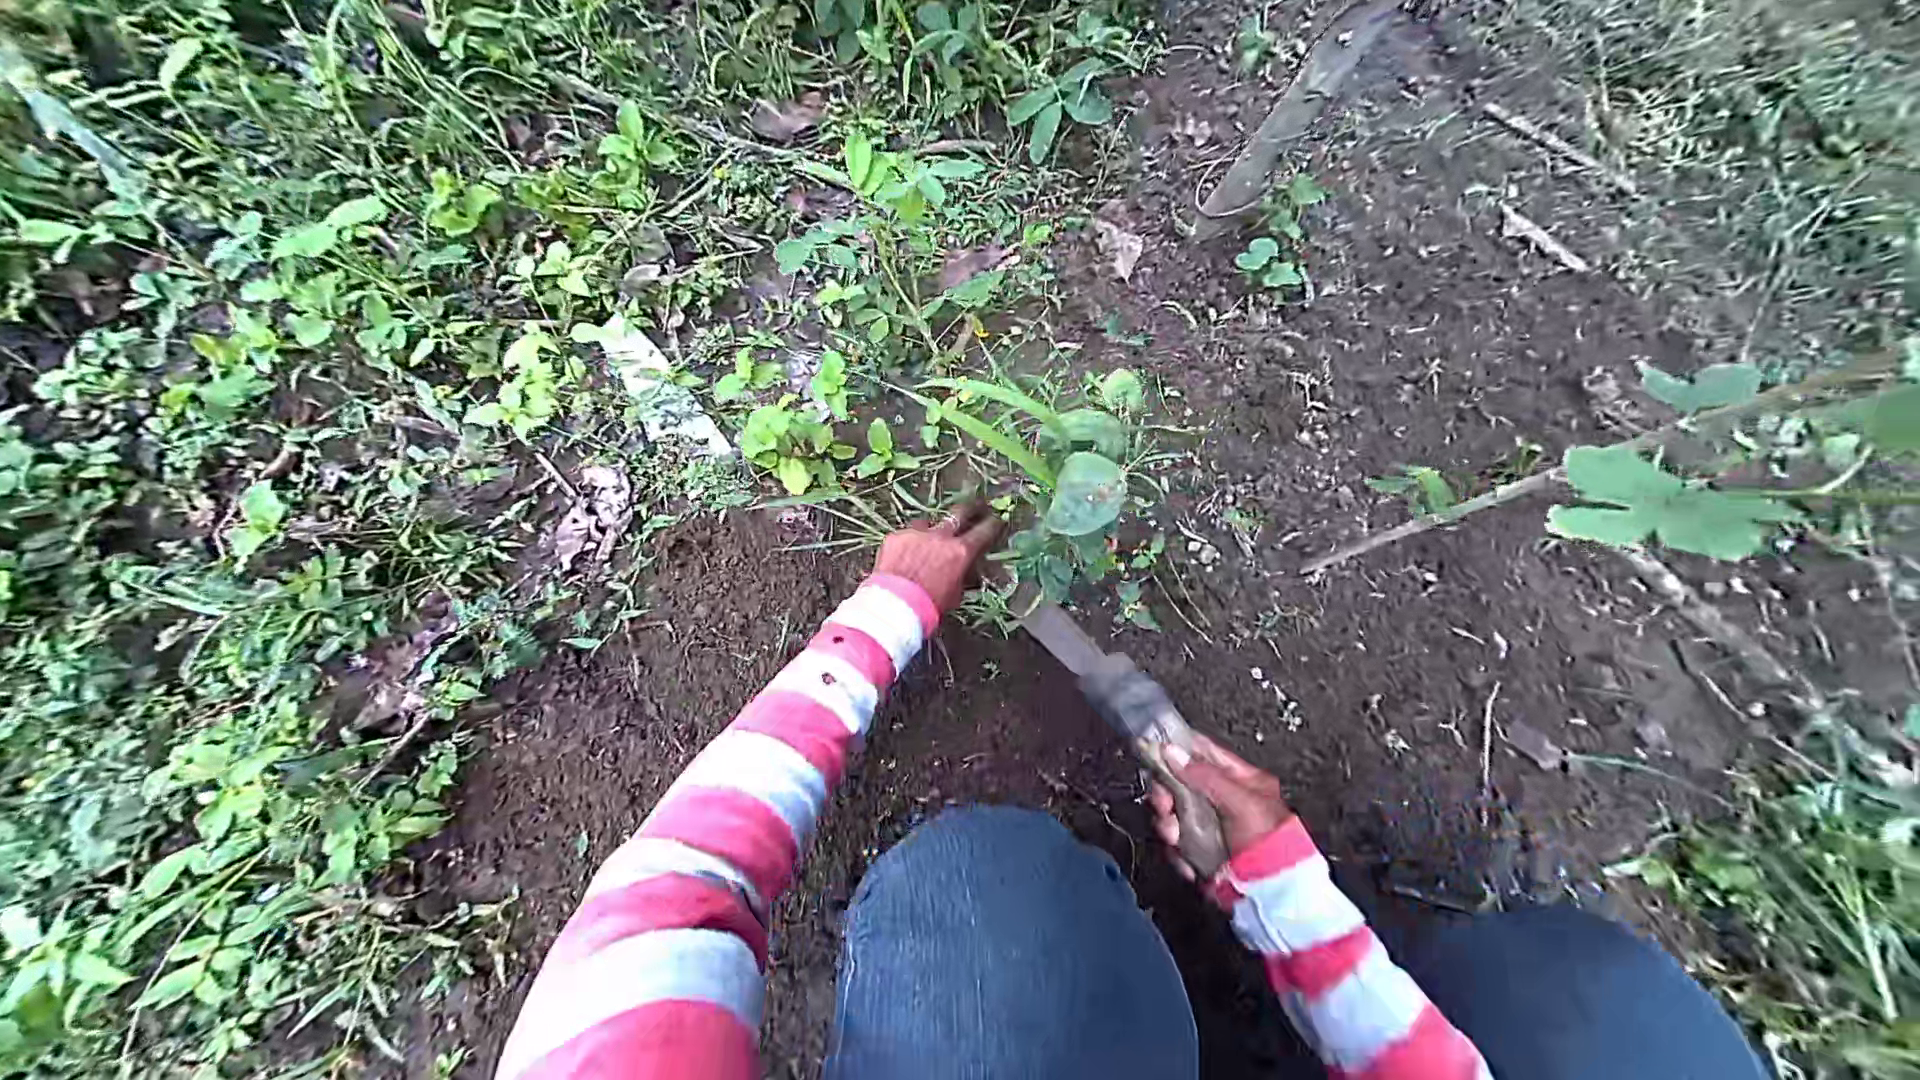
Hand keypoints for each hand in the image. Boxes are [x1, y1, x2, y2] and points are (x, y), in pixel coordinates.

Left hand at [872, 502, 1003, 614]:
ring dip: (933, 530)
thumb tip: (970, 569)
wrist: (894, 607)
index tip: (996, 520)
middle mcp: (941, 536)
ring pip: (930, 522)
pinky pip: (907, 534)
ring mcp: (917, 533)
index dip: (994, 524)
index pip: (985, 530)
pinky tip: (905, 555)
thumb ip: (964, 575)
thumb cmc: (928, 607)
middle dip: (973, 507)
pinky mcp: (896, 536)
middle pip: (962, 511)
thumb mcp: (955, 594)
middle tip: (977, 506)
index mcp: (961, 552)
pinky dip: (909, 543)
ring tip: (929, 542)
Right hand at [1150, 734, 1293, 878]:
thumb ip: (1205, 775)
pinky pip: (1176, 842)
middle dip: (1167, 794)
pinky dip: (1175, 850)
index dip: (1179, 750)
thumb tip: (1173, 751)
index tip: (1157, 752)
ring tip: (1173, 835)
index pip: (1204, 753)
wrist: (1274, 897)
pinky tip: (1184, 857)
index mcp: (1242, 782)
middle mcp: (1224, 801)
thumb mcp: (1241, 802)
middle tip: (1164, 803)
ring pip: (1174, 813)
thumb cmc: (1273, 847)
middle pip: (1181, 784)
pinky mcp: (1202, 852)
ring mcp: (1212, 827)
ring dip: (1168, 824)